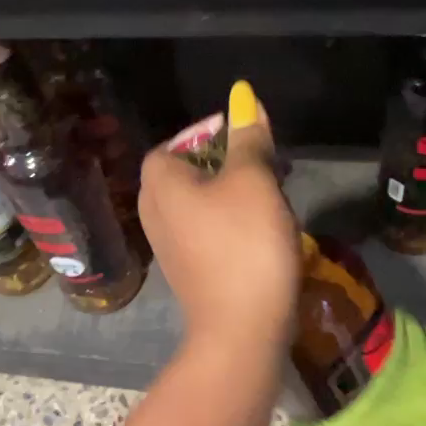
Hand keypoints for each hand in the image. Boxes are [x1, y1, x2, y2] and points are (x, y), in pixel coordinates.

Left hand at [140, 81, 300, 356]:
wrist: (241, 329)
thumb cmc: (245, 245)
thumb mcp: (253, 180)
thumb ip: (249, 137)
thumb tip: (243, 96)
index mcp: (159, 184)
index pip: (175, 142)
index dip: (209, 133)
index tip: (247, 136)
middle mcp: (154, 213)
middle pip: (188, 172)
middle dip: (227, 163)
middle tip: (265, 164)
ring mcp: (169, 247)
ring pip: (201, 204)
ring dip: (234, 194)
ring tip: (272, 197)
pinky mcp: (190, 273)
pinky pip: (207, 233)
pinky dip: (231, 224)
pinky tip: (262, 233)